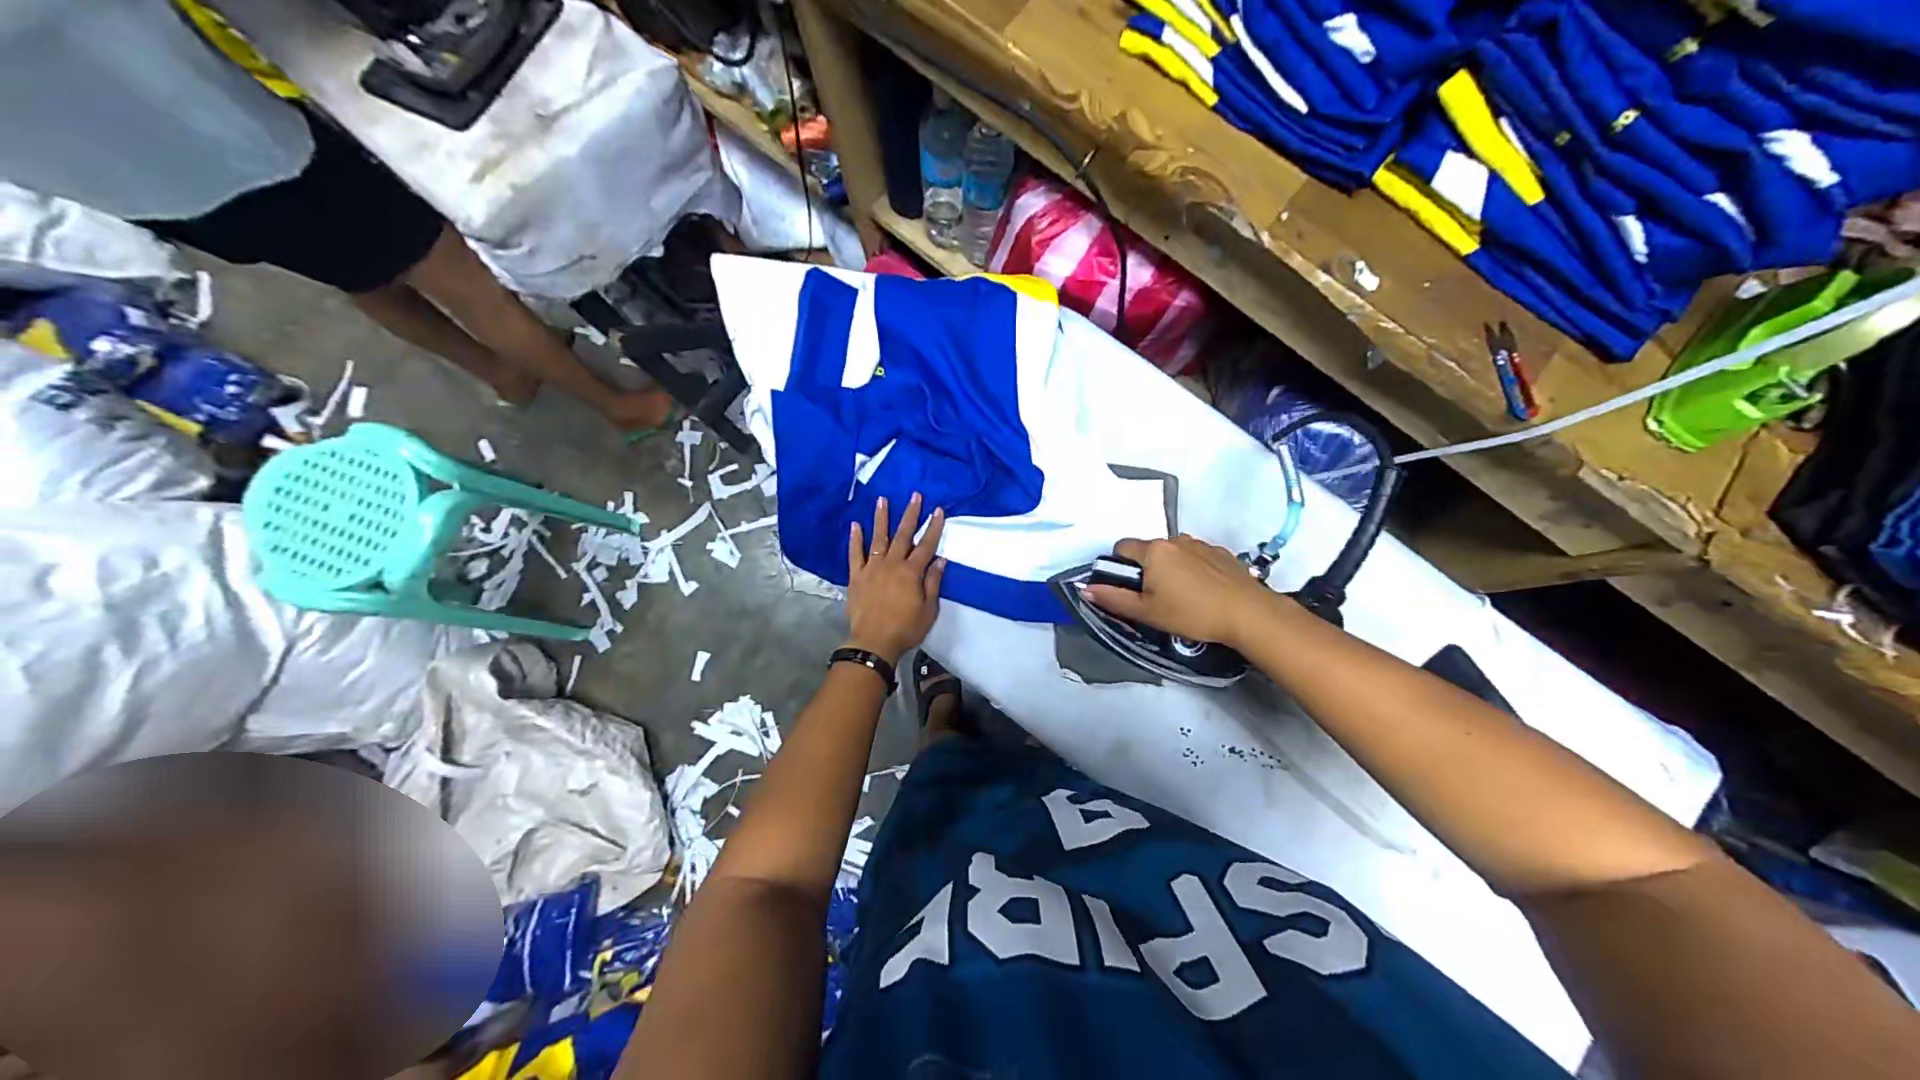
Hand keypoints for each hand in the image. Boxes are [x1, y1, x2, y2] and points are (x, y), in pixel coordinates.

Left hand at [844, 493, 946, 663]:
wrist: (874, 642)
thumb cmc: (906, 628)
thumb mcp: (929, 609)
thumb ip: (933, 582)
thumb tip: (940, 560)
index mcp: (912, 572)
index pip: (926, 545)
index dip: (933, 527)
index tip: (938, 510)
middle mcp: (892, 564)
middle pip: (903, 535)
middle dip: (911, 514)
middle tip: (915, 495)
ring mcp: (872, 568)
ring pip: (878, 538)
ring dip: (882, 518)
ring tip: (883, 499)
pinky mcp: (857, 576)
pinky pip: (855, 554)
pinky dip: (855, 539)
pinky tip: (855, 525)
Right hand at [1083, 534, 1278, 646]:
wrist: (1248, 614)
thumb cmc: (1192, 613)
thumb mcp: (1148, 612)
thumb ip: (1114, 599)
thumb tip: (1087, 590)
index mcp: (1154, 551)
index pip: (1122, 547)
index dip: (1118, 566)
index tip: (1127, 588)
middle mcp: (1176, 540)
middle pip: (1150, 550)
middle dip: (1147, 569)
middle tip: (1155, 598)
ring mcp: (1202, 544)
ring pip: (1175, 553)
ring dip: (1171, 568)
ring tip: (1182, 597)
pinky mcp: (1222, 553)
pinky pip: (1197, 557)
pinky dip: (1194, 570)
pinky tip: (1203, 592)